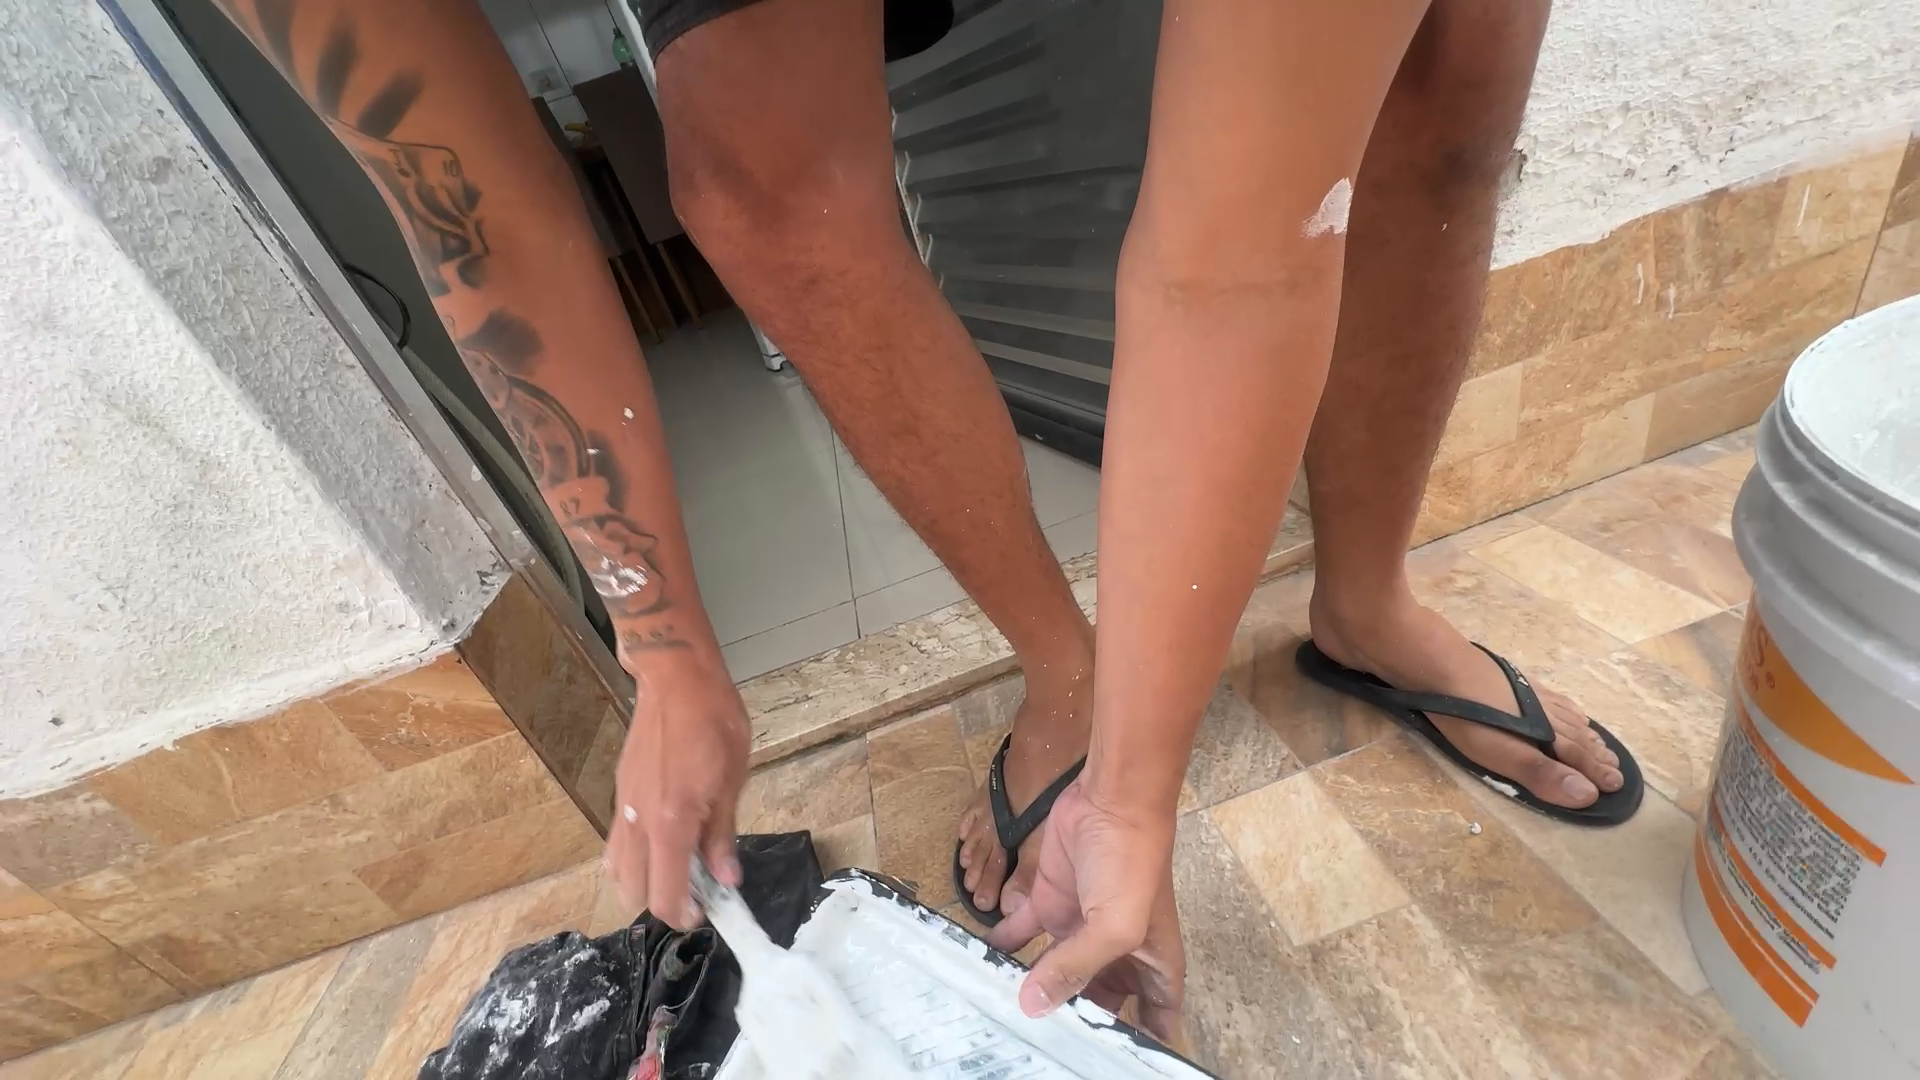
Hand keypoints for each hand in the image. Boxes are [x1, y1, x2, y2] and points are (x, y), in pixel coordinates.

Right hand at [604, 649, 750, 928]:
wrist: (677, 679)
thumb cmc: (714, 722)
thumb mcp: (733, 779)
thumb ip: (722, 834)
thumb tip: (726, 878)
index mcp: (670, 823)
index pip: (663, 895)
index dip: (684, 914)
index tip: (706, 911)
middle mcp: (638, 822)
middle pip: (633, 890)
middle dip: (662, 899)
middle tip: (698, 887)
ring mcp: (623, 806)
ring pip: (618, 868)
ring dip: (645, 878)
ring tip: (681, 862)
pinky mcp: (621, 790)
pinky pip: (618, 839)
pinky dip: (635, 852)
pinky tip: (666, 834)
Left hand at [985, 778, 1185, 1044]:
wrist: (1110, 800)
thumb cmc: (1130, 865)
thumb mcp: (1113, 925)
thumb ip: (1075, 968)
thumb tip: (1032, 1008)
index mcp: (1150, 963)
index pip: (1155, 1019)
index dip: (1140, 1045)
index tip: (1108, 1064)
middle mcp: (1115, 949)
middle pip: (1098, 1001)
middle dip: (1075, 1022)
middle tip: (1041, 1050)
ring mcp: (1078, 923)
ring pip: (1054, 970)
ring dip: (1034, 990)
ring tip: (1003, 1018)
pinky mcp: (1047, 899)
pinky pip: (1022, 932)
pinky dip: (1003, 946)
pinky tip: (979, 963)